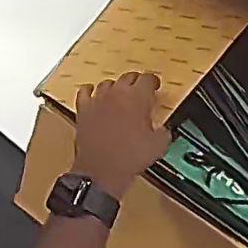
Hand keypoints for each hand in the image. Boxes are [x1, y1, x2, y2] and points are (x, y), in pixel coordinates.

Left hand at [72, 72, 170, 197]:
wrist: (102, 170)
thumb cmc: (129, 157)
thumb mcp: (158, 146)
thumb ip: (164, 132)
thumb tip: (164, 132)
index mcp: (137, 98)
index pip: (148, 79)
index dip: (153, 81)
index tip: (155, 86)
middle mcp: (117, 94)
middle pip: (128, 77)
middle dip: (136, 82)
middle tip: (141, 90)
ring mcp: (98, 100)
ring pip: (107, 83)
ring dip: (115, 87)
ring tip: (120, 95)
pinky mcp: (83, 110)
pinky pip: (85, 92)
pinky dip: (90, 91)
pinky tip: (93, 93)